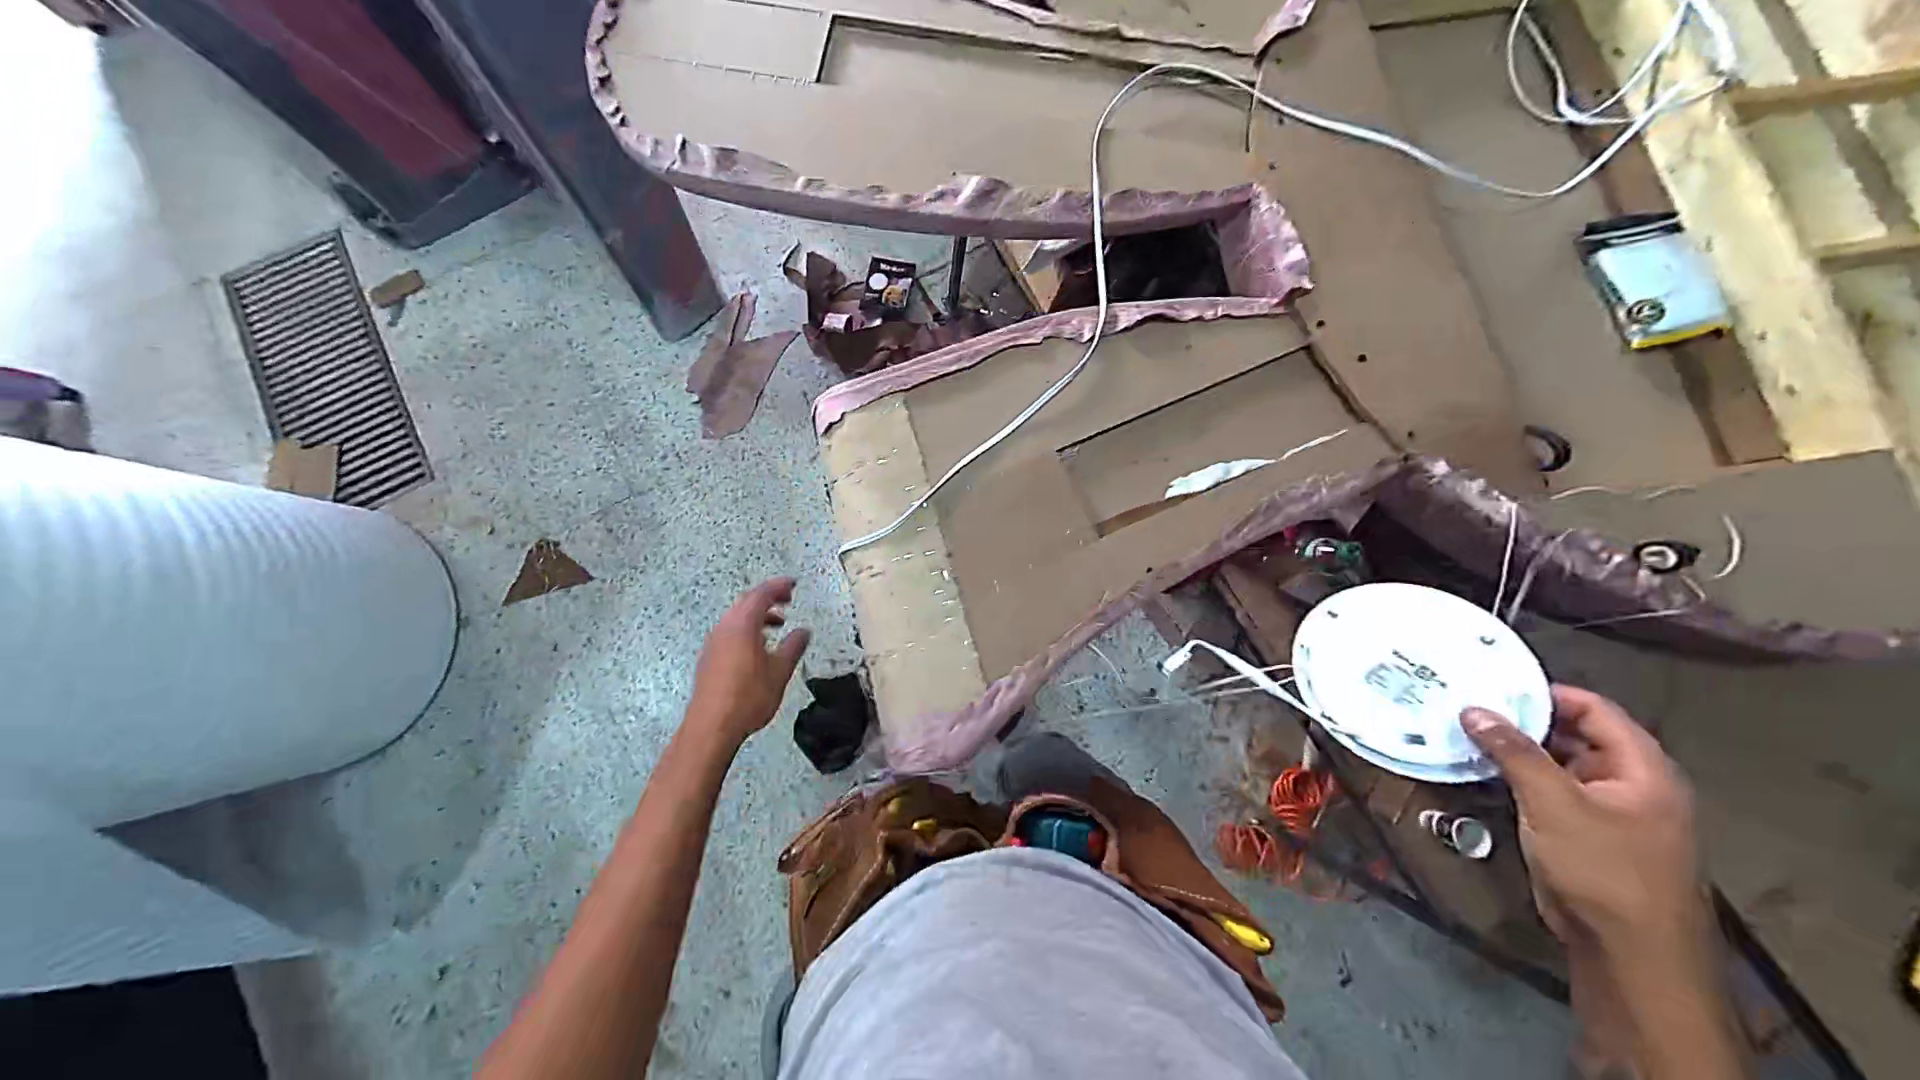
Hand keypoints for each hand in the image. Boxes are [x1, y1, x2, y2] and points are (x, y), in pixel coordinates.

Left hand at [690, 577, 810, 746]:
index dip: (779, 586)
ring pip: (737, 617)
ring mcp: (714, 643)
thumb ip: (793, 647)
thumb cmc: (747, 697)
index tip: (793, 584)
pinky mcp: (710, 658)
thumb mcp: (780, 670)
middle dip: (768, 597)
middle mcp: (724, 628)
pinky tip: (759, 646)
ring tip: (777, 624)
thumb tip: (803, 632)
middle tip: (787, 600)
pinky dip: (747, 629)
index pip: (761, 594)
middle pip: (746, 602)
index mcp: (742, 625)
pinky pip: (730, 632)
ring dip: (758, 615)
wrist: (712, 726)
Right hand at [1460, 686, 1700, 948]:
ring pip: (1558, 763)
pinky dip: (1519, 777)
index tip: (1492, 686)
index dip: (1545, 693)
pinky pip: (1549, 790)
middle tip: (1469, 706)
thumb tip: (1474, 709)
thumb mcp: (1554, 804)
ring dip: (1517, 750)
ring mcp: (1607, 809)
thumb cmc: (1603, 870)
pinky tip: (1482, 769)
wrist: (1629, 953)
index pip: (1594, 709)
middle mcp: (1630, 783)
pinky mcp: (1583, 832)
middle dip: (1523, 720)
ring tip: (1466, 733)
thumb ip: (1514, 752)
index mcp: (1643, 769)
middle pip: (1575, 733)